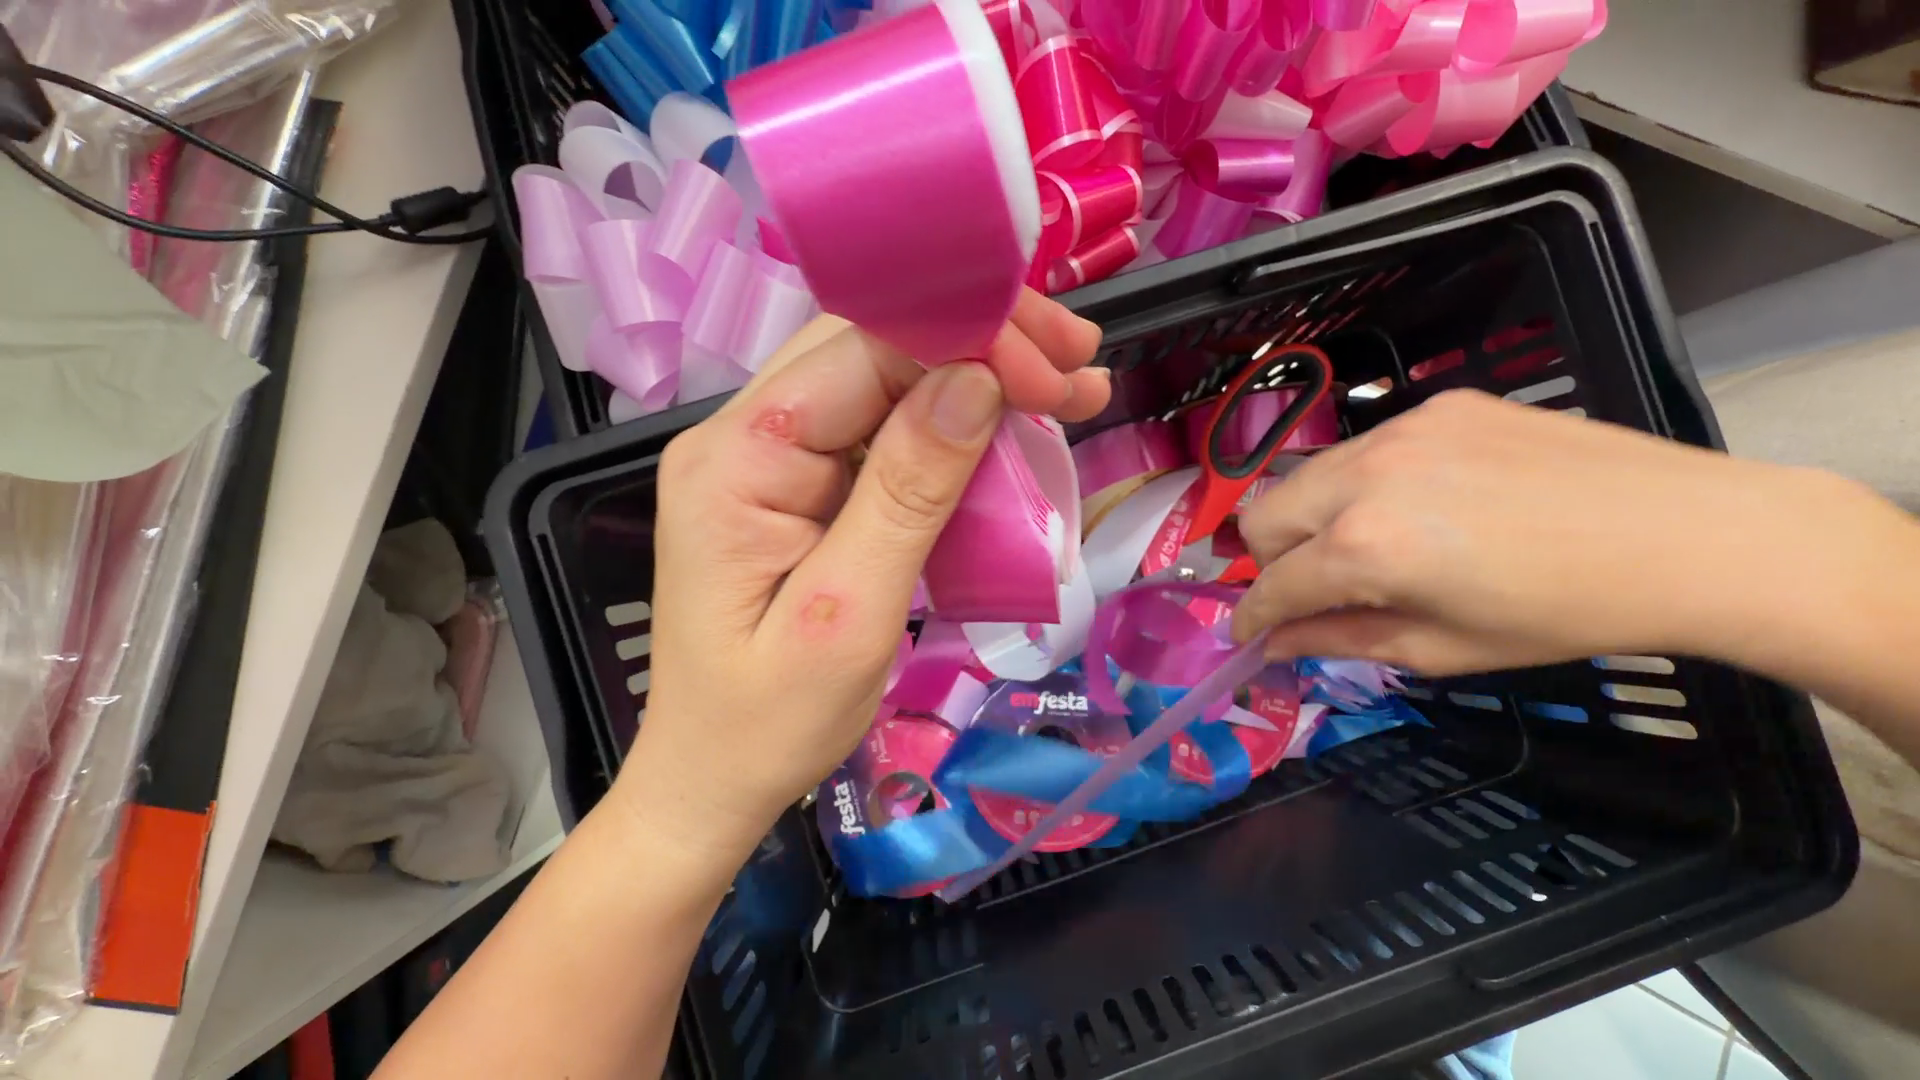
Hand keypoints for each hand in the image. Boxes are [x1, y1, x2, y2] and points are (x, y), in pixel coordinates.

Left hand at [617, 290, 1107, 866]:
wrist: (710, 778)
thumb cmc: (769, 722)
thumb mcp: (850, 616)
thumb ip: (907, 494)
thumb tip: (978, 381)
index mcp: (738, 458)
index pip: (863, 350)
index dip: (968, 342)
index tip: (1059, 372)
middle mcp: (745, 435)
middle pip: (872, 343)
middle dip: (983, 340)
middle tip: (1080, 361)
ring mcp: (770, 457)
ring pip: (882, 376)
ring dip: (976, 373)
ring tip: (1068, 388)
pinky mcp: (798, 484)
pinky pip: (880, 427)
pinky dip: (952, 422)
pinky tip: (1011, 427)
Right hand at [1229, 389, 1855, 675]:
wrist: (1690, 536)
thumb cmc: (1564, 614)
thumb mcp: (1441, 648)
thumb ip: (1339, 640)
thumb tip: (1274, 645)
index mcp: (1365, 548)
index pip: (1271, 585)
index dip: (1252, 619)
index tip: (1250, 636)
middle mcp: (1364, 477)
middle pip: (1260, 516)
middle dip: (1270, 562)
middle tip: (1313, 588)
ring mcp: (1400, 430)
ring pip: (1305, 476)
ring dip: (1312, 519)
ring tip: (1371, 544)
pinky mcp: (1438, 406)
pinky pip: (1365, 449)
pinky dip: (1366, 484)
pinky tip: (1425, 504)